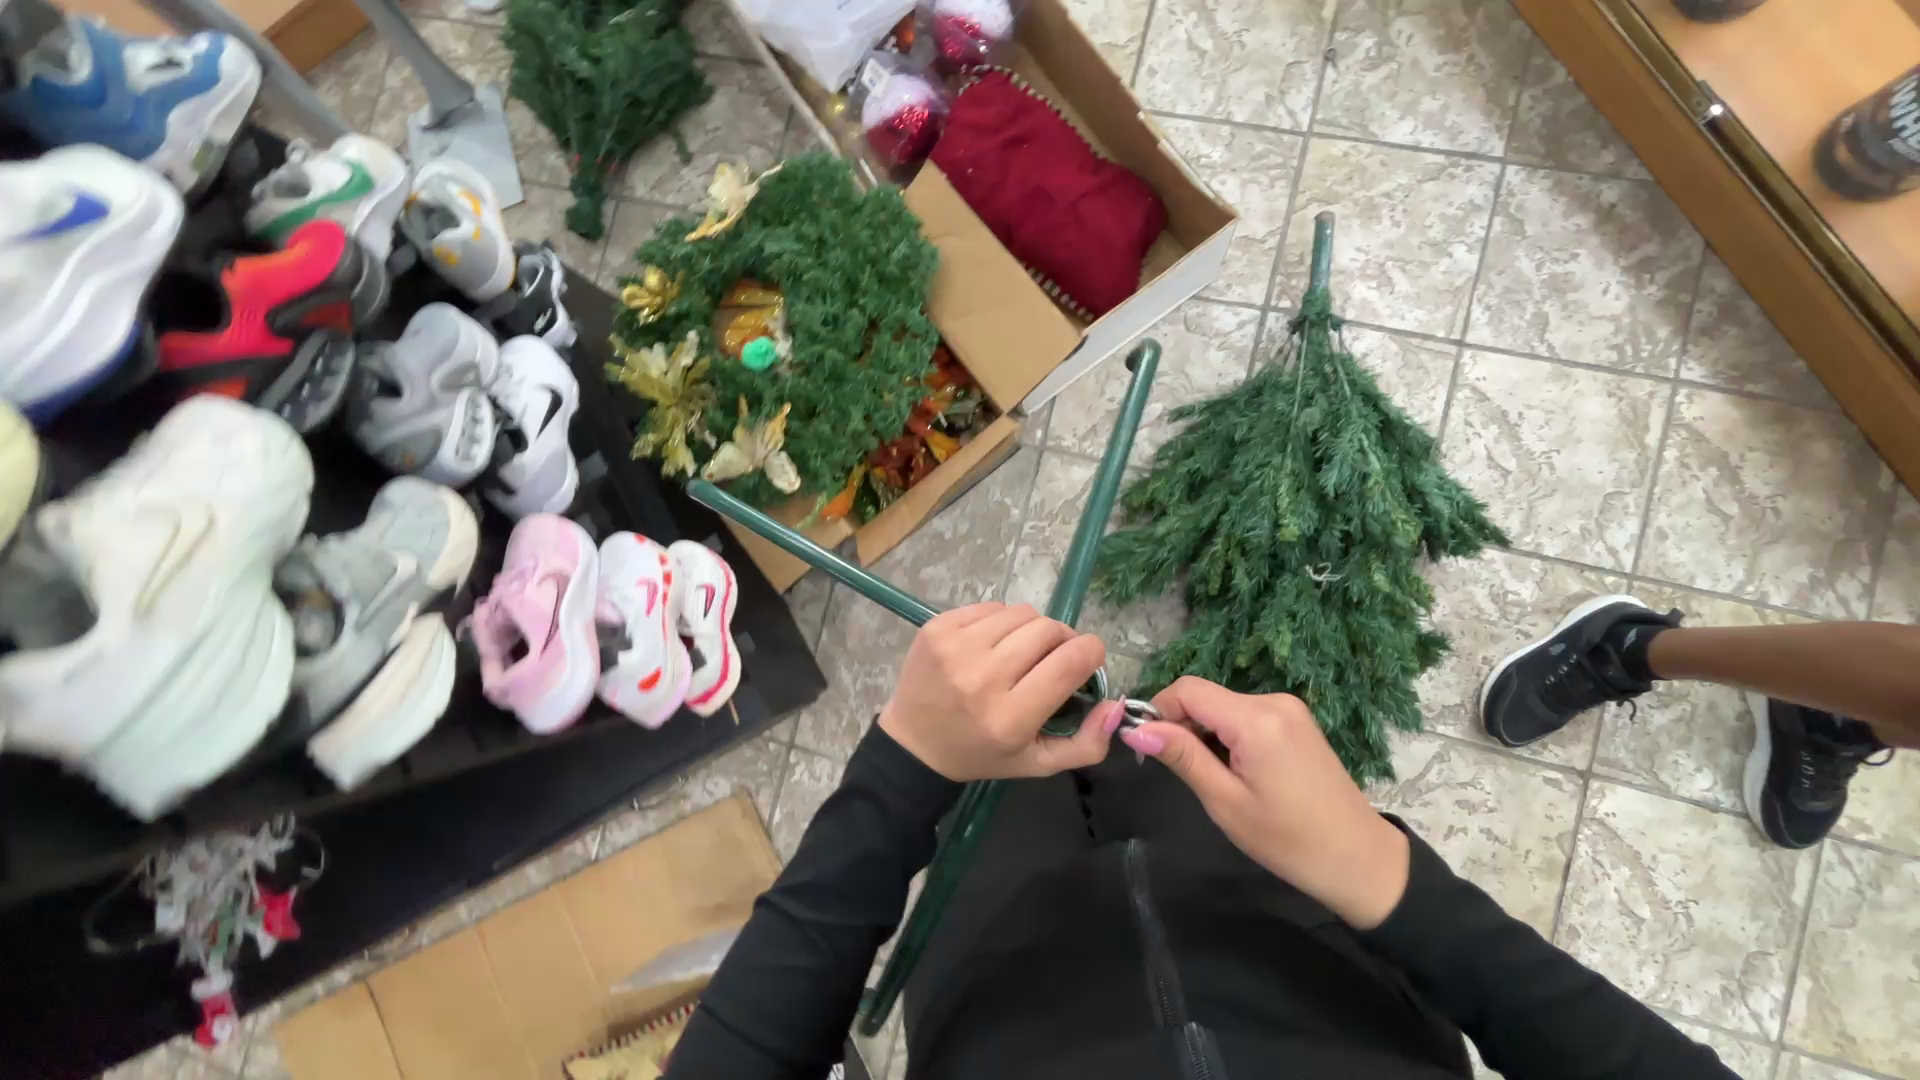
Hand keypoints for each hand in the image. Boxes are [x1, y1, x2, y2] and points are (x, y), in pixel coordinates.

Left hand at [878, 603, 1120, 781]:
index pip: (1069, 662)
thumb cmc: (982, 754)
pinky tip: (993, 644)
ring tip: (1022, 651)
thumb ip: (1087, 743)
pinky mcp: (936, 628)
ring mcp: (955, 648)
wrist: (913, 744)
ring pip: (1021, 613)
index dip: (1091, 651)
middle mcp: (982, 678)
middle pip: (1048, 630)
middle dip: (1062, 639)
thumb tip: (1115, 704)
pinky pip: (991, 607)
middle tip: (1055, 656)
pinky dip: (1001, 621)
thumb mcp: (1038, 764)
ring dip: (1031, 628)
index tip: (1090, 657)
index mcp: (1010, 717)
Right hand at [1120, 677, 1409, 928]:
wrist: (1359, 860)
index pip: (1187, 690)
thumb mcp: (1224, 801)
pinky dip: (1228, 734)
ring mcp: (1288, 708)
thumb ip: (1181, 756)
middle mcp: (1273, 701)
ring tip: (1215, 777)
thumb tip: (1134, 727)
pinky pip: (1244, 714)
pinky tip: (1237, 770)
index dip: (1159, 712)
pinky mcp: (1296, 720)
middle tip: (1182, 771)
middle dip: (1182, 725)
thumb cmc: (1287, 840)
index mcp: (1256, 719)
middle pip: (1205, 696)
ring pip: (1222, 705)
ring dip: (1205, 732)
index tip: (1150, 749)